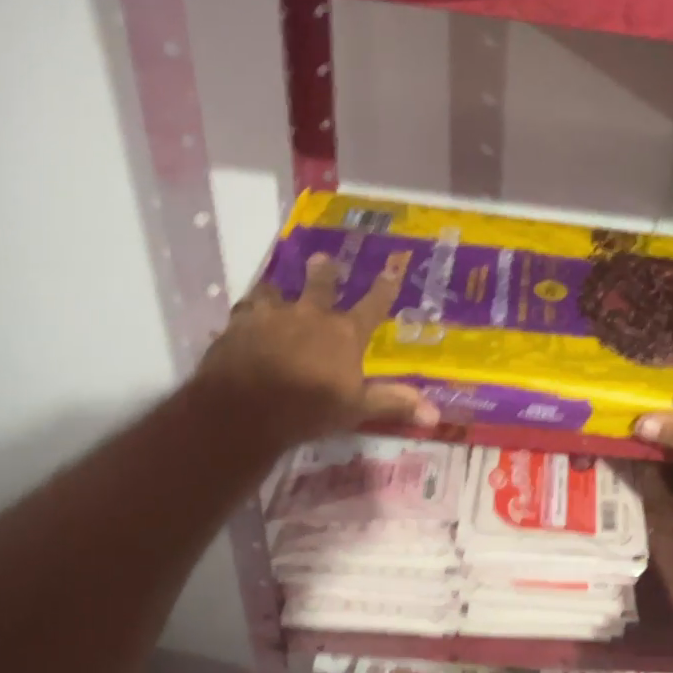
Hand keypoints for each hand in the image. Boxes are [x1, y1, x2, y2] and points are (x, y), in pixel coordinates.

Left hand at [195, 253, 439, 446]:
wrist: (243, 410)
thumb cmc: (308, 409)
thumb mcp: (356, 409)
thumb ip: (393, 404)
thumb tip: (436, 414)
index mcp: (344, 334)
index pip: (372, 305)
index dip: (385, 288)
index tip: (392, 268)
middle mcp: (309, 316)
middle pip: (319, 286)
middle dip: (323, 272)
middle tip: (322, 258)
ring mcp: (270, 318)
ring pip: (273, 293)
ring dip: (275, 291)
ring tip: (273, 288)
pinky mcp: (237, 327)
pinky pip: (241, 314)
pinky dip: (244, 316)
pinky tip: (240, 320)